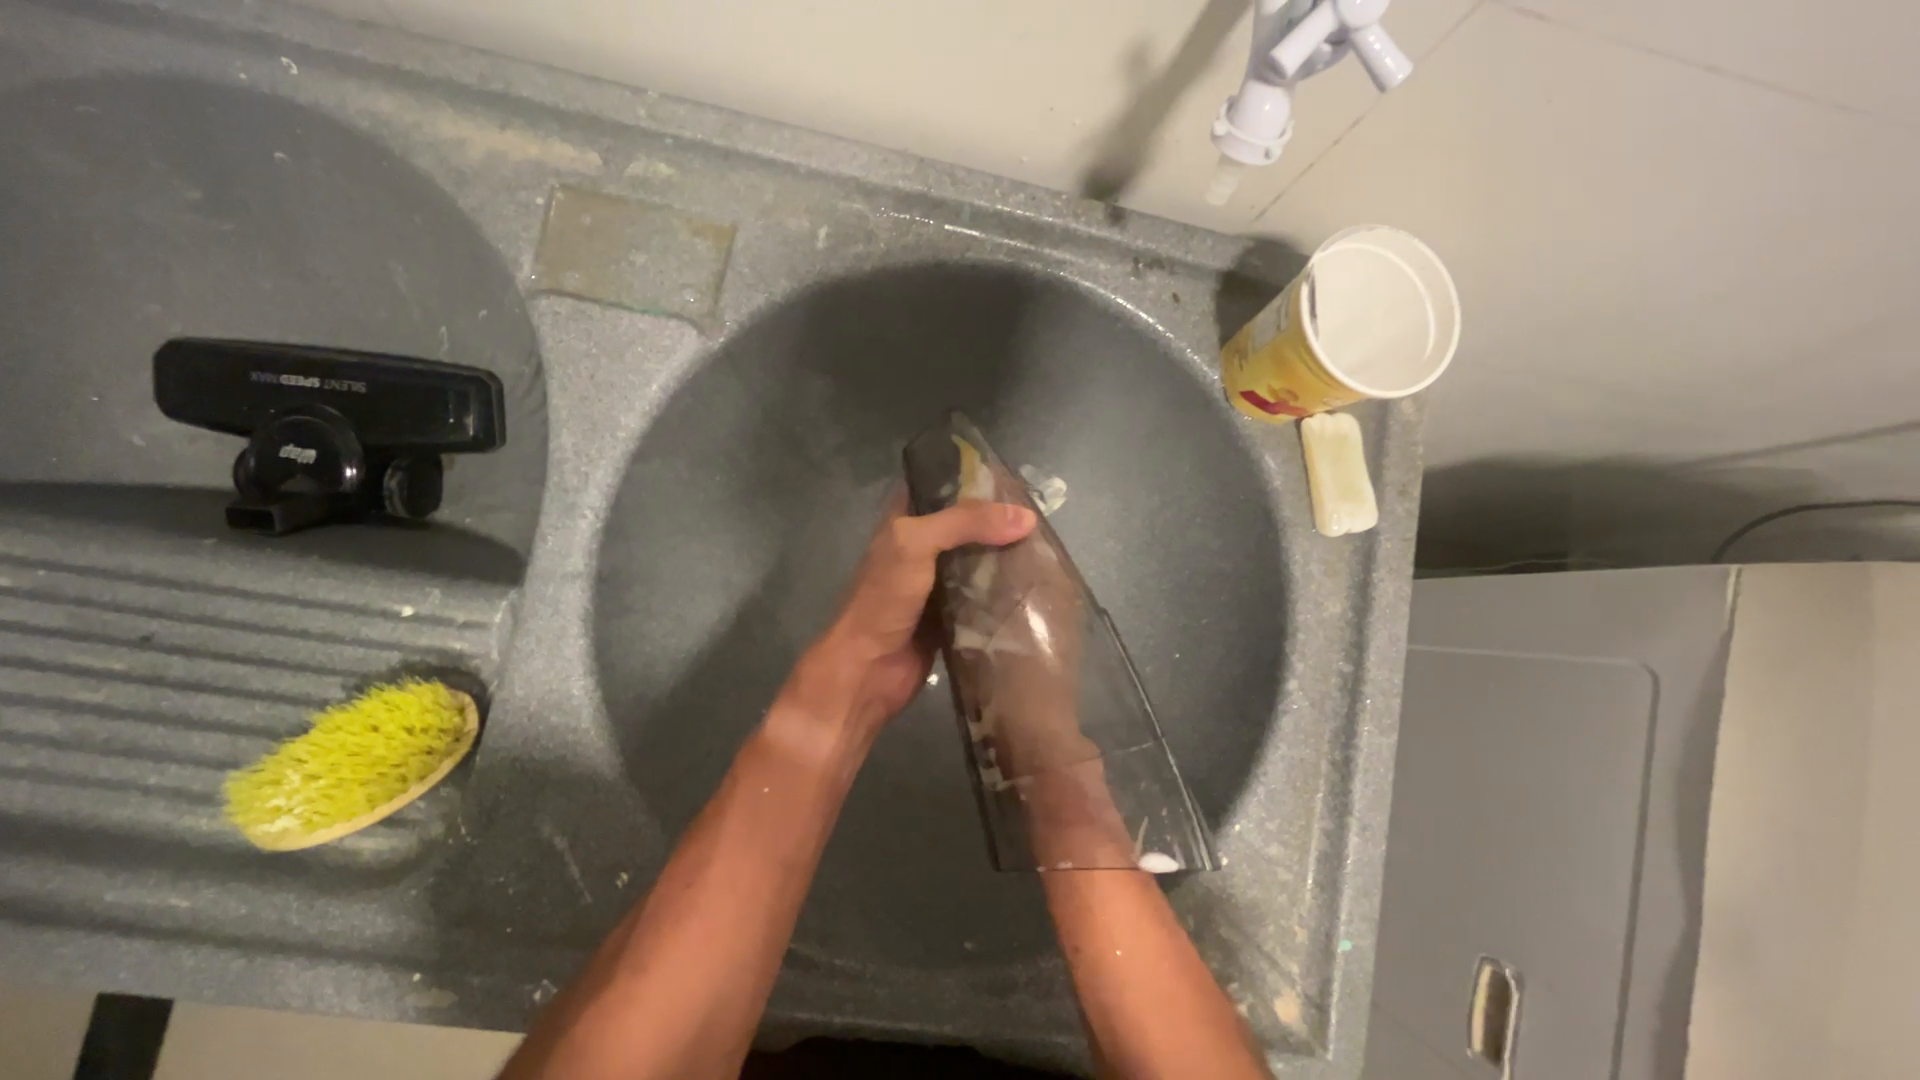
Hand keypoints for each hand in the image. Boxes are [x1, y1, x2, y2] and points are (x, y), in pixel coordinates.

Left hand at [781, 489, 1036, 742]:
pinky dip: (1004, 592)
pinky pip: (983, 597)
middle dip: (998, 521)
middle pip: (965, 525)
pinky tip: (1033, 586)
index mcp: (903, 521)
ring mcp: (936, 584)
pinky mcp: (952, 616)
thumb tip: (1026, 518)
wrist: (868, 670)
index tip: (1013, 479)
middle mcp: (920, 548)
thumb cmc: (883, 599)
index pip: (939, 486)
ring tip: (1046, 548)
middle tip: (1040, 517)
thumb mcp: (916, 544)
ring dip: (1005, 557)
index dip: (971, 478)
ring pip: (977, 561)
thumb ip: (966, 523)